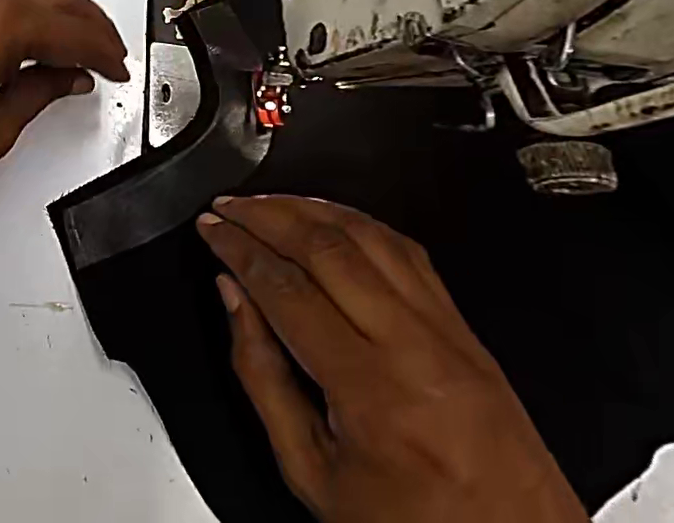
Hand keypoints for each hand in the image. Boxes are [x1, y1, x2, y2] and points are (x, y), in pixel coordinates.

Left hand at [0, 0, 128, 211]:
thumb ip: (40, 93)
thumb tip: (67, 78)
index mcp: (4, 18)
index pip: (76, 31)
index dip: (105, 53)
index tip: (118, 69)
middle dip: (91, 26)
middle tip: (109, 55)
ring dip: (60, 18)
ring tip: (77, 53)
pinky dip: (26, 16)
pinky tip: (31, 45)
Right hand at [197, 196, 586, 522]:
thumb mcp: (311, 472)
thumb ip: (261, 376)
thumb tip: (233, 296)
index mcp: (371, 392)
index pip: (286, 289)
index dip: (238, 248)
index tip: (211, 228)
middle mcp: (413, 347)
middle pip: (324, 247)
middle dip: (264, 215)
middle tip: (227, 204)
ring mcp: (445, 329)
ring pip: (365, 234)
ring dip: (306, 207)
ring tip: (265, 201)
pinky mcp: (462, 323)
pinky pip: (403, 247)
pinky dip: (355, 219)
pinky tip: (325, 215)